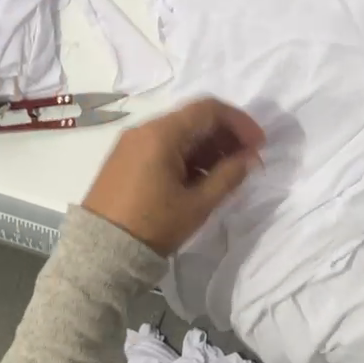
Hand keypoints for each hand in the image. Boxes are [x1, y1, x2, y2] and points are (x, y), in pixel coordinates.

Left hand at [82, 98, 264, 254]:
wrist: (103, 252)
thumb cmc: (154, 226)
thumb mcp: (197, 204)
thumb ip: (228, 176)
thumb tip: (250, 158)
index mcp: (162, 134)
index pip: (209, 110)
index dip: (240, 123)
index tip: (260, 145)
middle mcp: (144, 130)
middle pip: (194, 119)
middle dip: (226, 136)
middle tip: (248, 160)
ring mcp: (132, 144)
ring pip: (179, 133)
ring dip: (208, 147)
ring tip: (228, 173)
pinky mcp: (126, 160)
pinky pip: (163, 147)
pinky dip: (188, 156)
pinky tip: (202, 178)